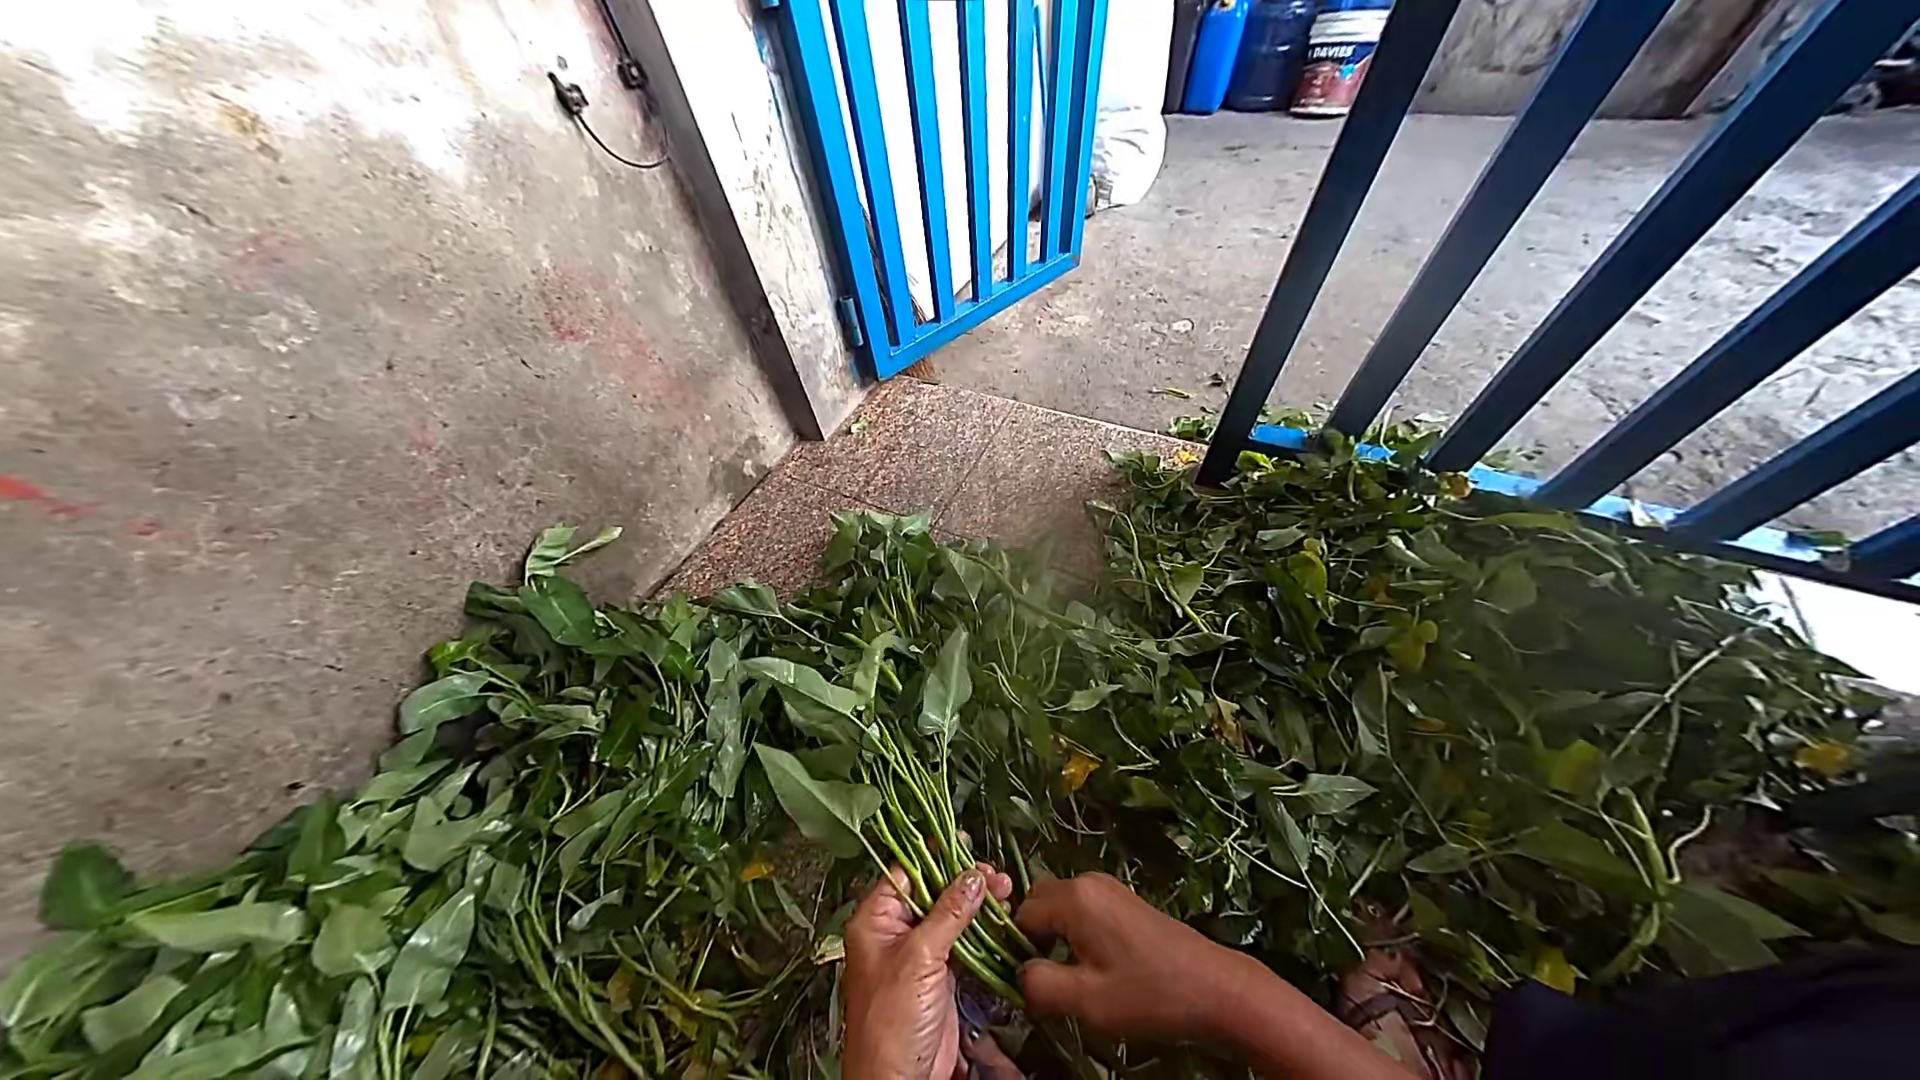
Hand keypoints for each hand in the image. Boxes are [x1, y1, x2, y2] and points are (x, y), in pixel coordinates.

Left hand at [842, 863, 1014, 1079]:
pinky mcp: (941, 973)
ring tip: (1004, 890)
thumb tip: (971, 876)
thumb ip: (947, 913)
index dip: (935, 855)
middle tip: (993, 874)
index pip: (907, 871)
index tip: (963, 843)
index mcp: (877, 919)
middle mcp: (897, 930)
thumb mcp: (918, 958)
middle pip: (934, 890)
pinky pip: (964, 941)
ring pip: (952, 914)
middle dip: (965, 879)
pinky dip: (983, 929)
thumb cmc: (890, 1022)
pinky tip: (1000, 917)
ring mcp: (920, 952)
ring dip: (978, 902)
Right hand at [1016, 874, 1419, 1079]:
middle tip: (1046, 976)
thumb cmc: (1149, 994)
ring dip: (1054, 934)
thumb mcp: (1088, 1001)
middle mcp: (1086, 880)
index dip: (1017, 947)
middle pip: (1038, 900)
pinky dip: (1075, 930)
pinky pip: (1081, 906)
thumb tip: (1018, 973)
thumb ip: (1040, 985)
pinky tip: (1093, 963)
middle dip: (1033, 935)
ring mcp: (1107, 886)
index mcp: (1074, 897)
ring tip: (1070, 974)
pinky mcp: (1123, 898)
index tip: (1029, 979)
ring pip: (1060, 903)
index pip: (1021, 913)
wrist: (1216, 987)